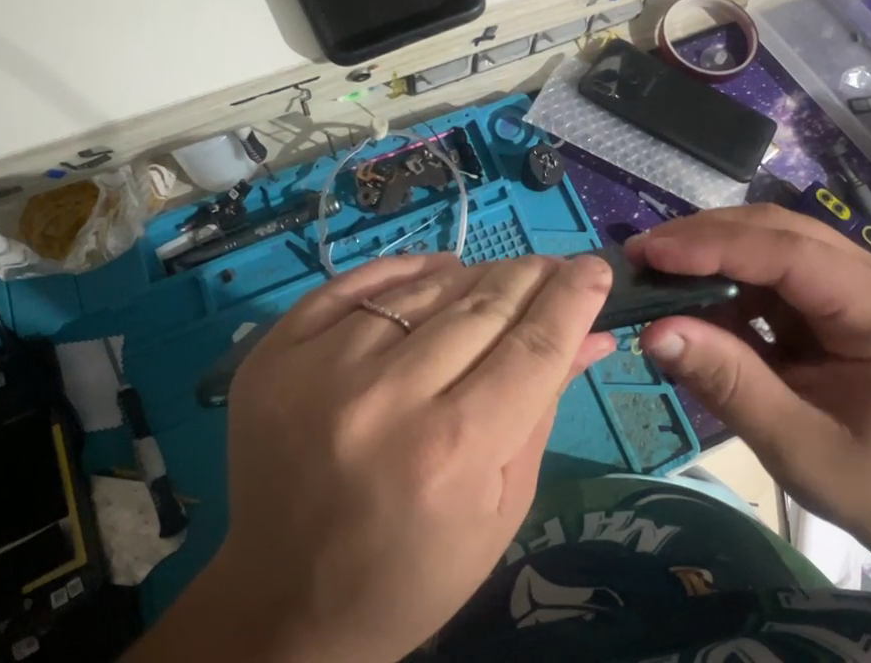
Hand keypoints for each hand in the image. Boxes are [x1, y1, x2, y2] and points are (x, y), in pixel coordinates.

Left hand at [151, 252, 614, 662]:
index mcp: (452, 450)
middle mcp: (385, 399)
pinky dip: (407, 269)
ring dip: (475, 275)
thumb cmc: (414, 572)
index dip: (573, 298)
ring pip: (425, 287)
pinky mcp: (275, 354)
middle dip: (531, 278)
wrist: (285, 602)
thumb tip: (591, 333)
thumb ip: (543, 408)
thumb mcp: (501, 507)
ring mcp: (319, 369)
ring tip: (501, 280)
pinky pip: (355, 284)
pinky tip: (440, 271)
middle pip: (483, 305)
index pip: (534, 345)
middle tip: (552, 271)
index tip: (595, 269)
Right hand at [630, 205, 870, 563]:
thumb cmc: (870, 484)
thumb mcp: (796, 446)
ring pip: (770, 240)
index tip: (651, 253)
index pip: (794, 255)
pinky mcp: (828, 296)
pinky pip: (768, 269)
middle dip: (706, 238)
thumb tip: (654, 332)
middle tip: (639, 256)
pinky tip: (686, 293)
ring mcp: (852, 283)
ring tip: (652, 269)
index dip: (718, 247)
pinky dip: (723, 275)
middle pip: (781, 232)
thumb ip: (729, 385)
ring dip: (710, 250)